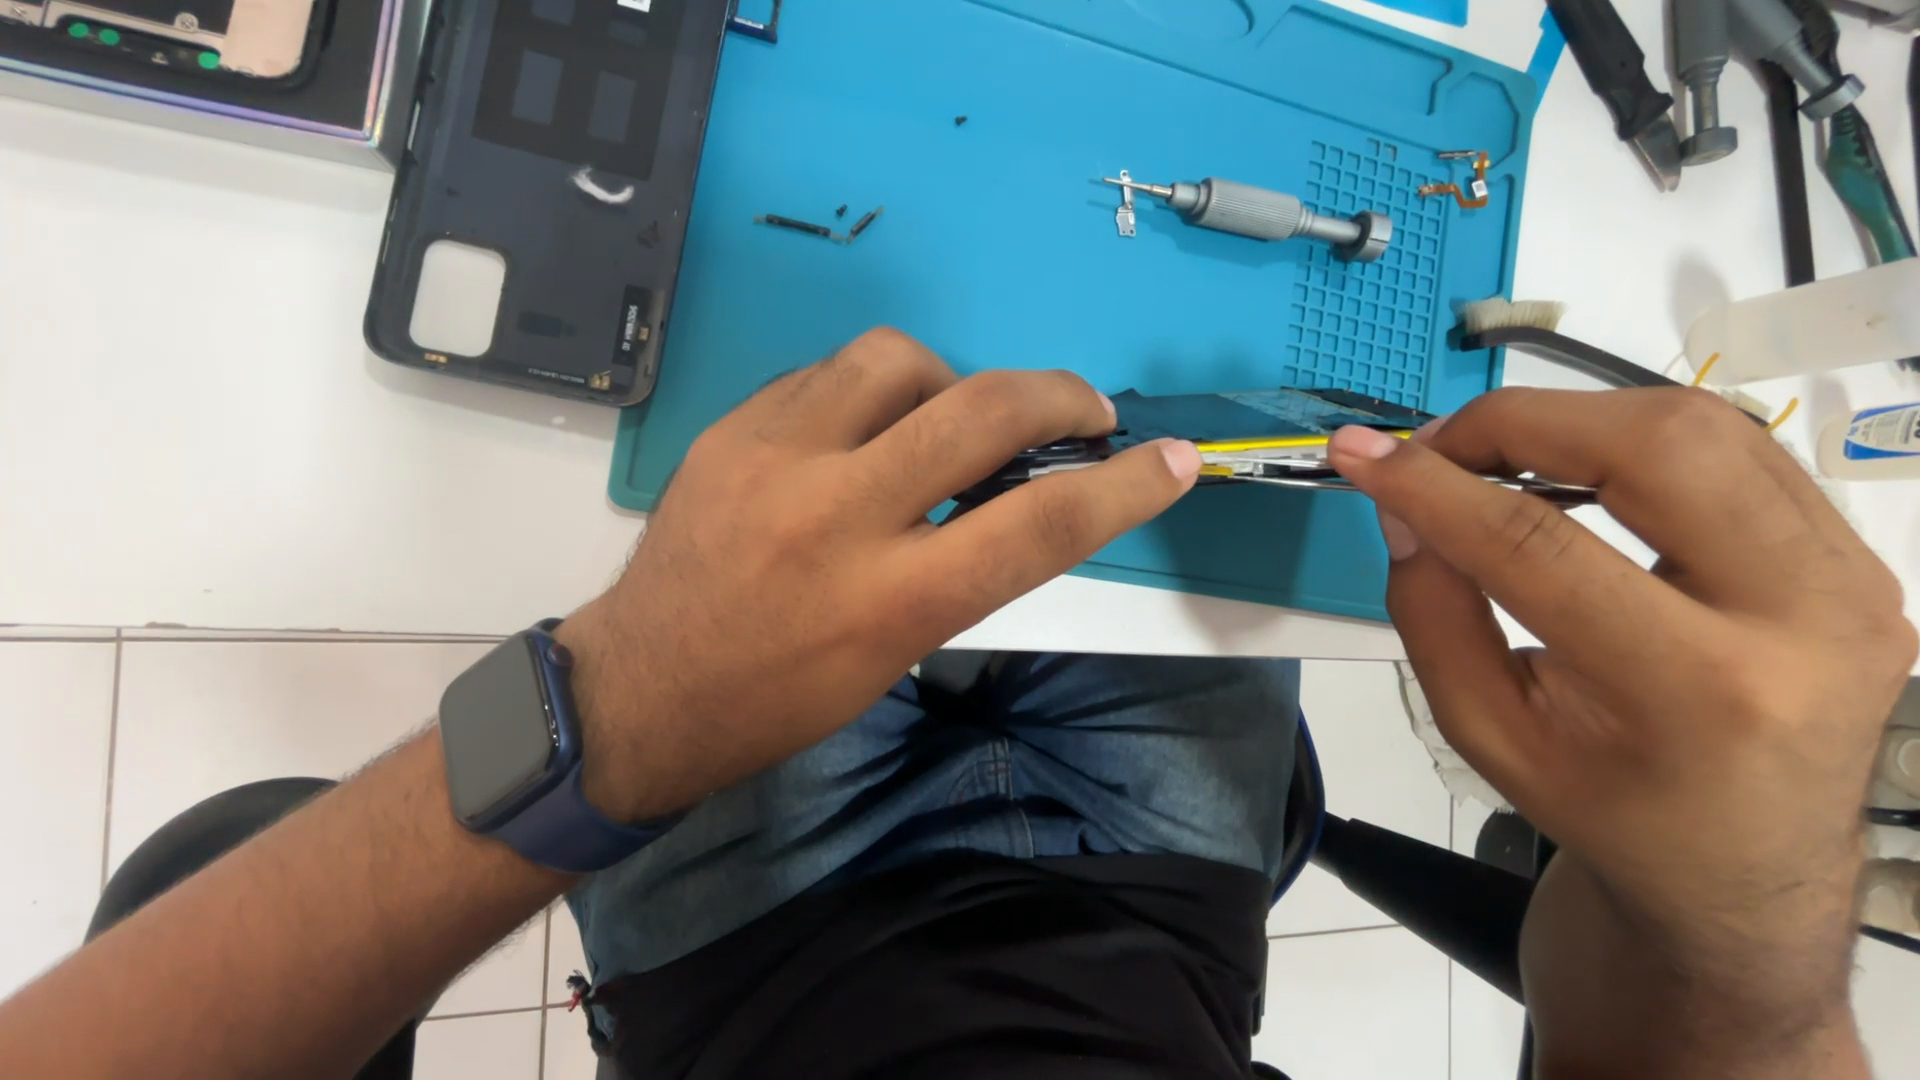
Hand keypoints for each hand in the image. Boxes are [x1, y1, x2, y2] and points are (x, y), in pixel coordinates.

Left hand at [556, 328, 1199, 822]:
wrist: (641, 691)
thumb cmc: (782, 697)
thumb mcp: (894, 651)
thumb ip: (963, 567)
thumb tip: (1020, 491)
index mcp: (889, 600)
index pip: (1036, 527)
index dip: (1121, 491)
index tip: (1169, 463)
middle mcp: (836, 515)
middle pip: (980, 412)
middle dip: (1057, 397)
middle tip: (1082, 411)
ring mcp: (775, 458)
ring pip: (899, 360)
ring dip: (953, 380)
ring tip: (951, 418)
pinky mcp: (732, 429)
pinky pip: (830, 375)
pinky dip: (874, 393)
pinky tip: (869, 428)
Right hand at [1327, 388, 1915, 1070]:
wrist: (1742, 862)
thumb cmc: (1598, 806)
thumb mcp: (1482, 732)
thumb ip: (1431, 613)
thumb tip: (1403, 508)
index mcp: (1693, 688)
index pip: (1537, 543)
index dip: (1430, 484)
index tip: (1357, 453)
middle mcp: (1802, 615)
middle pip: (1652, 444)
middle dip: (1514, 423)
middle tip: (1435, 452)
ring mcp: (1850, 576)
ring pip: (1699, 425)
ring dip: (1568, 421)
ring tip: (1491, 462)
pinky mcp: (1855, 554)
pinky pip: (1731, 448)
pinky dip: (1624, 439)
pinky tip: (1568, 474)